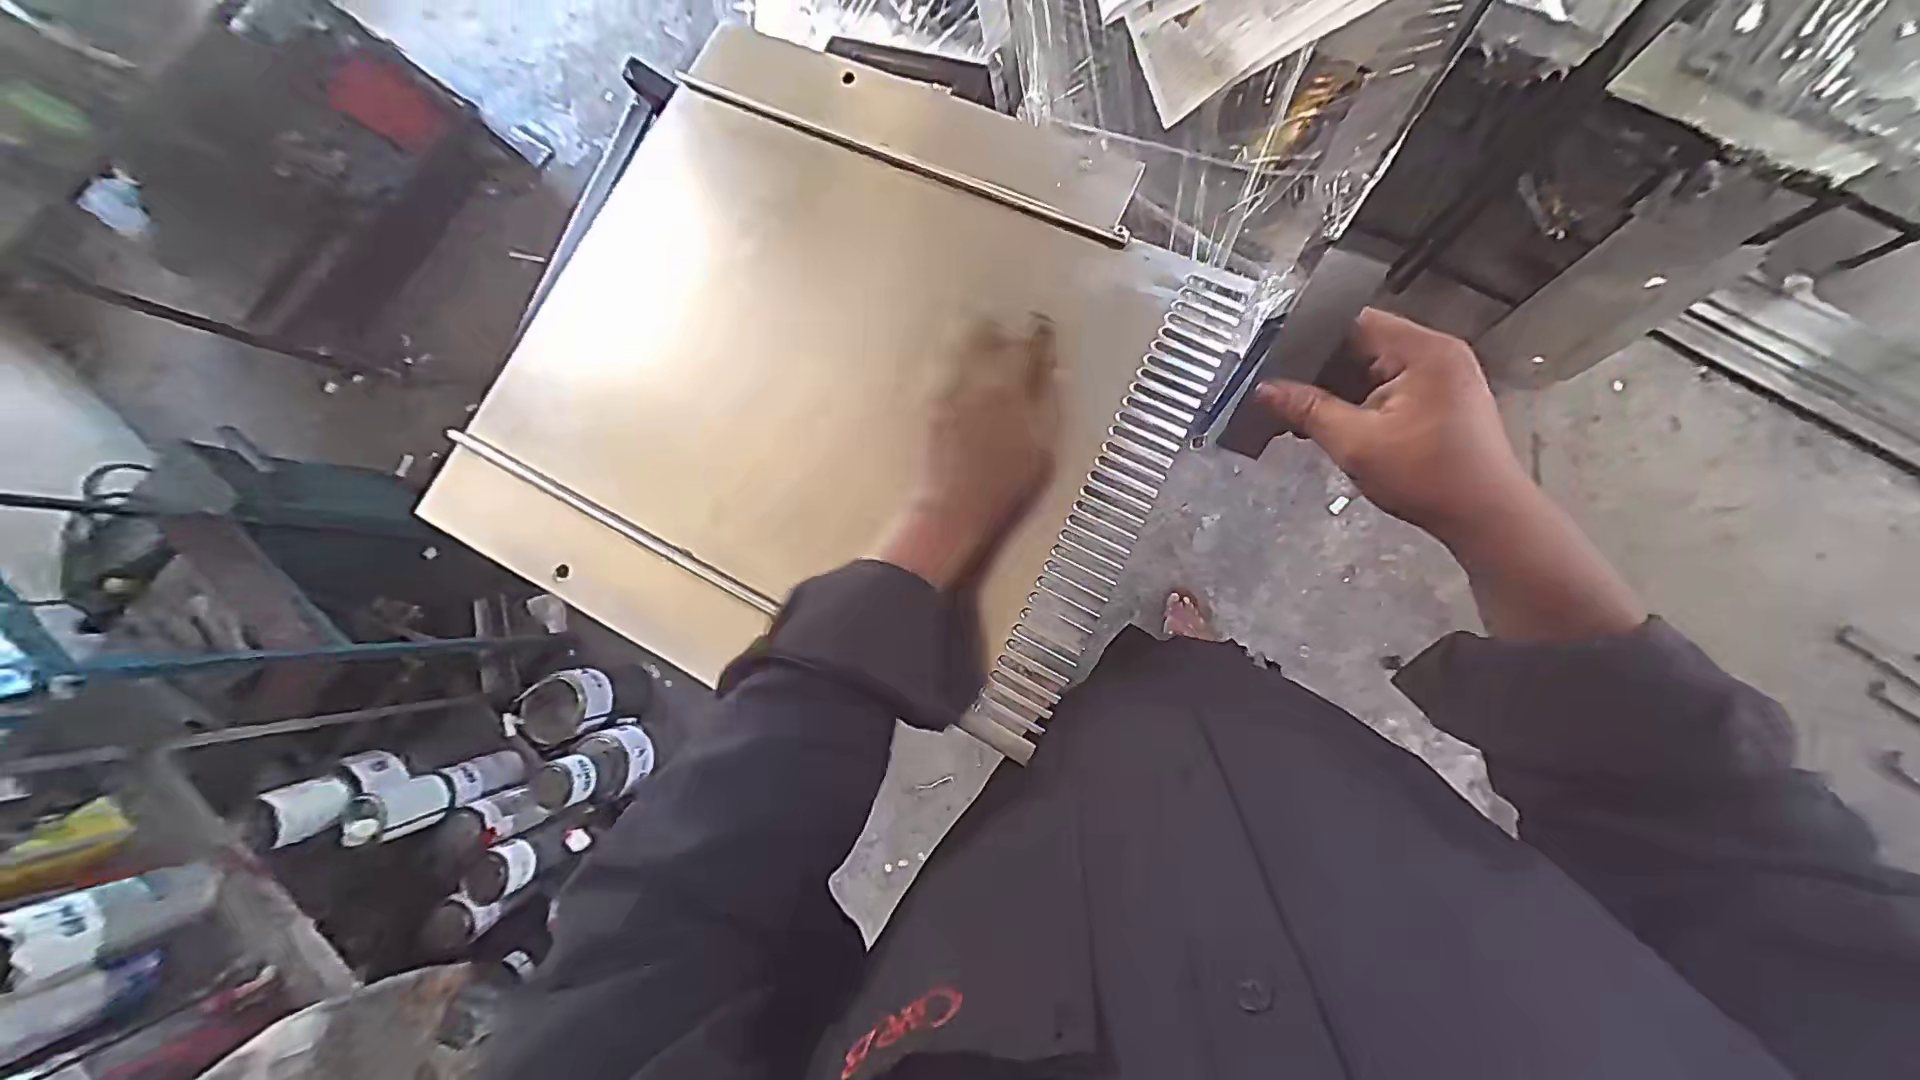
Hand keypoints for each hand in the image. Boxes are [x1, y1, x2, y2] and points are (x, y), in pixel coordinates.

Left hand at [874, 317, 1060, 588]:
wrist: (955, 508)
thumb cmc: (1004, 487)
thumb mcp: (1045, 449)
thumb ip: (1051, 403)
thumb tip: (1054, 374)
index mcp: (1012, 387)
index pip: (1031, 342)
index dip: (1040, 334)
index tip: (1044, 334)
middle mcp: (977, 379)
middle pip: (990, 330)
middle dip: (1003, 331)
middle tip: (1012, 339)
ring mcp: (949, 388)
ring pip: (961, 340)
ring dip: (976, 338)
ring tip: (985, 348)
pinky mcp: (929, 401)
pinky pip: (943, 364)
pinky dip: (956, 361)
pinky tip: (964, 376)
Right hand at [1253, 308, 1643, 641]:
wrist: (1482, 516)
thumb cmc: (1427, 476)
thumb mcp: (1355, 442)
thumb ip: (1306, 409)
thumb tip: (1264, 391)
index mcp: (1424, 351)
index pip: (1354, 322)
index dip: (1308, 337)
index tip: (1271, 359)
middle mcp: (1433, 355)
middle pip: (1358, 345)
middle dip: (1315, 369)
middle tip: (1273, 391)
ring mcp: (1434, 378)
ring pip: (1365, 370)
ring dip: (1330, 391)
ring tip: (1291, 411)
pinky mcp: (1430, 401)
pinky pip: (1378, 389)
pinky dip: (1349, 404)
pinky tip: (1322, 424)